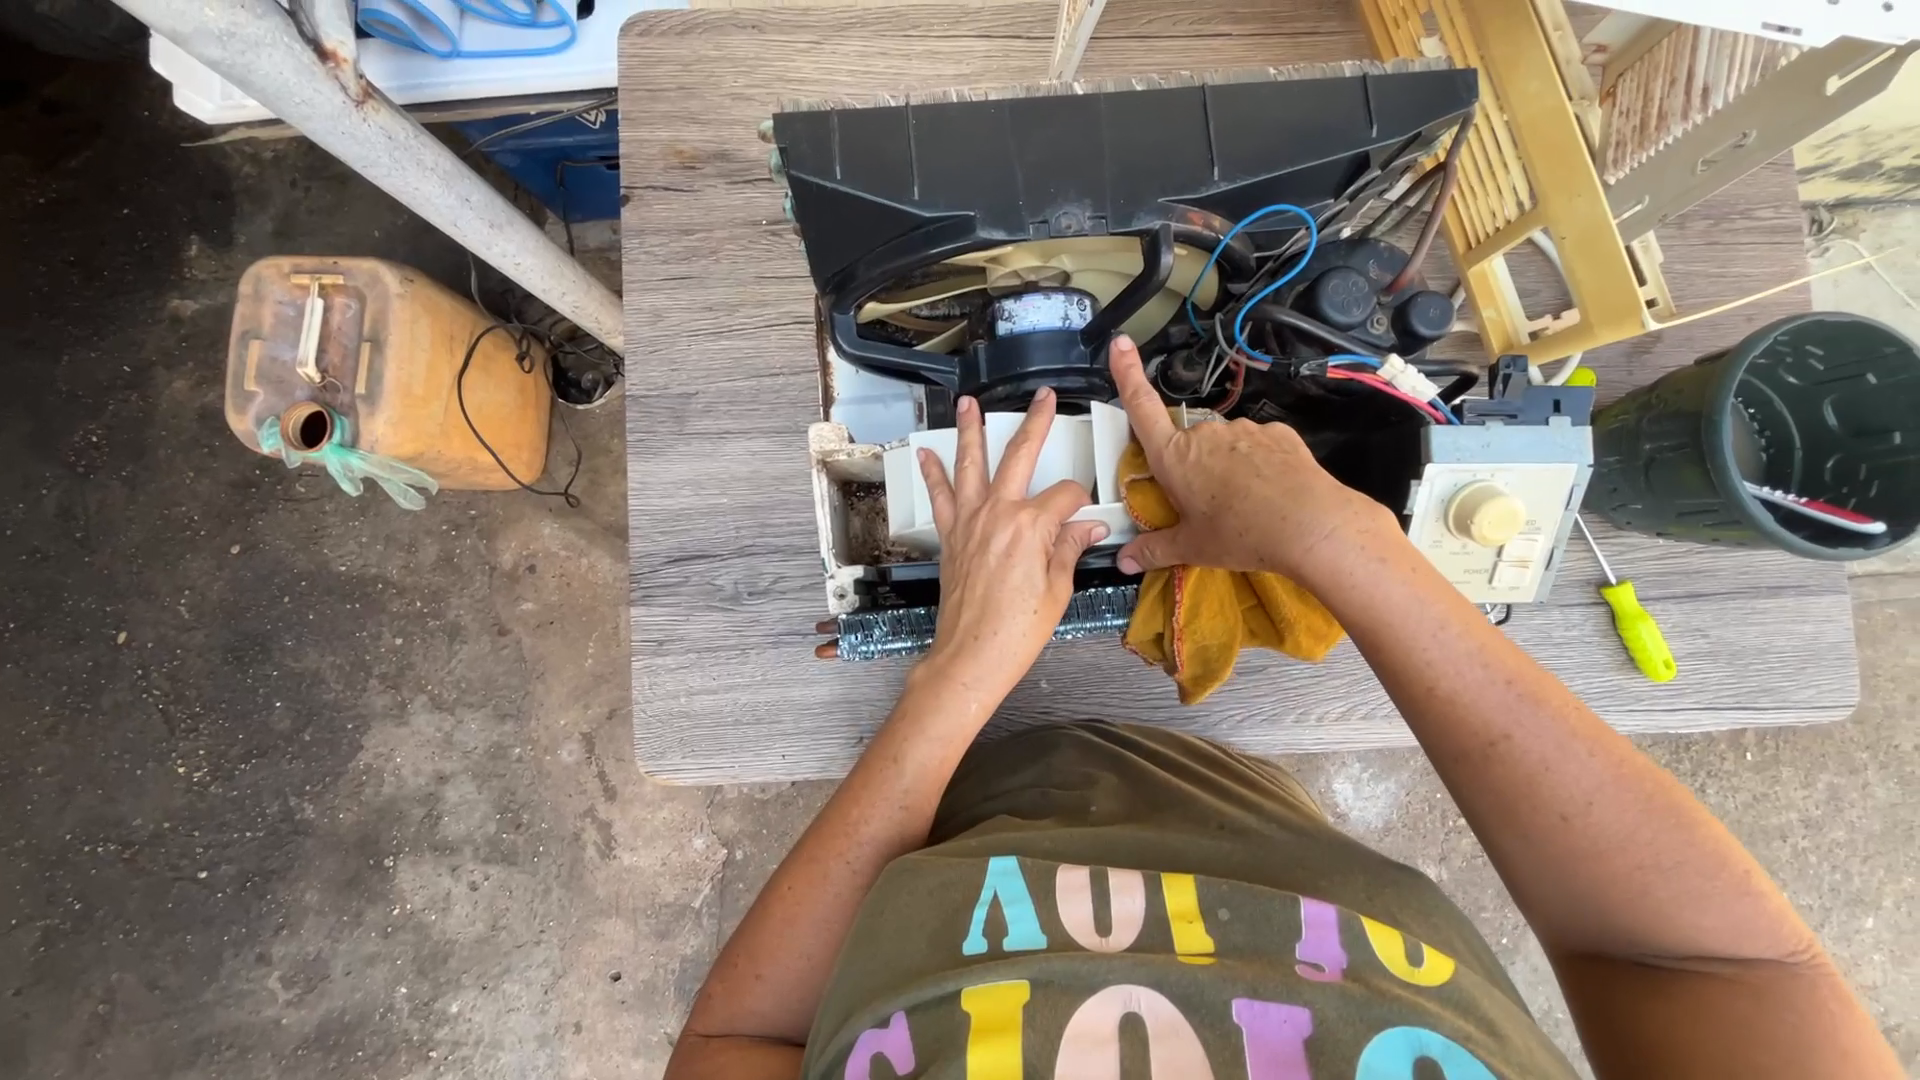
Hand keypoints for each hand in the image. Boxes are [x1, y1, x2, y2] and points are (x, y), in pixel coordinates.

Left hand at [917, 388, 1108, 699]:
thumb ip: (1069, 549)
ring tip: (968, 402)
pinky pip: (941, 496)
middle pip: (1019, 455)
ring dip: (970, 431)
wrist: (970, 655)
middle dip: (1034, 422)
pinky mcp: (951, 536)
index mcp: (1031, 525)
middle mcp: (997, 513)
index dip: (1082, 501)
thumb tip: (1089, 527)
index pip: (1066, 494)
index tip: (1087, 516)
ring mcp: (969, 522)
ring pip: (971, 464)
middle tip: (1043, 397)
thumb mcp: (1057, 590)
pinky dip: (934, 473)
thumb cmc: (1017, 631)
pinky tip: (928, 454)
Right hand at [1107, 334, 1397, 582]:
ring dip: (1226, 467)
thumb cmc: (1240, 535)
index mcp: (1174, 457)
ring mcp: (1243, 430)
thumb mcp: (1191, 547)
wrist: (1311, 525)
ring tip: (1244, 504)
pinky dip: (1257, 465)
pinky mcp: (1277, 433)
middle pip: (1187, 443)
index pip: (1141, 407)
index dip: (1127, 373)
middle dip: (1192, 467)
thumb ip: (1153, 551)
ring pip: (1223, 446)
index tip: (1120, 342)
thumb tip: (1122, 561)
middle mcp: (1205, 434)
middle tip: (1206, 505)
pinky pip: (1256, 447)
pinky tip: (1269, 492)